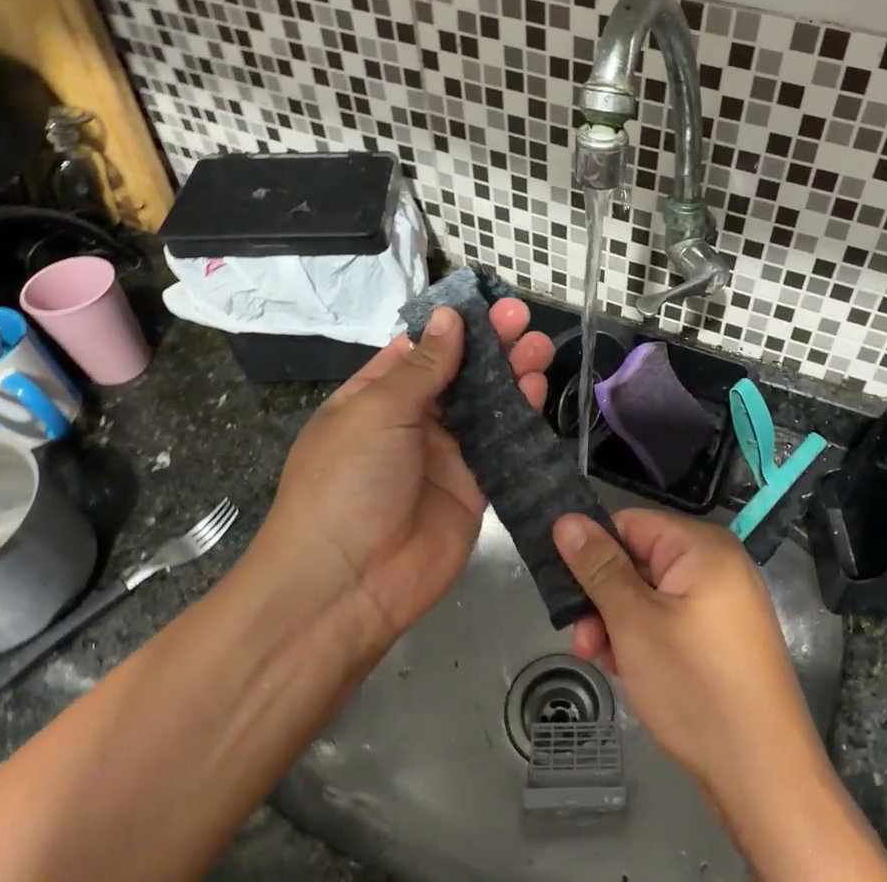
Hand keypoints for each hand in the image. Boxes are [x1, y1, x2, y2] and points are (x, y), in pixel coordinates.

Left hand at [253, 299, 552, 650]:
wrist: (348, 582)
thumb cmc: (347, 483)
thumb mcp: (376, 412)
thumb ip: (423, 367)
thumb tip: (448, 318)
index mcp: (374, 399)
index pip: (418, 351)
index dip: (453, 327)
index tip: (488, 304)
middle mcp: (410, 424)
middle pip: (458, 375)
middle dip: (490, 346)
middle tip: (523, 319)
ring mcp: (444, 458)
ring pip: (485, 407)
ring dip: (511, 375)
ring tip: (539, 347)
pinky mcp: (474, 489)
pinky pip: (501, 447)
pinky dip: (521, 419)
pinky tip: (538, 390)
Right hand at [555, 510, 886, 880]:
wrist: (761, 768)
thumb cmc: (694, 684)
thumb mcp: (634, 622)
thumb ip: (598, 567)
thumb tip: (567, 520)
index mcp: (702, 547)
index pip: (631, 523)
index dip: (593, 550)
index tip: (561, 586)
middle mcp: (718, 566)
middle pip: (640, 561)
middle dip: (603, 598)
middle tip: (581, 641)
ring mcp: (725, 606)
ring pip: (652, 598)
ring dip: (618, 625)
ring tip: (603, 662)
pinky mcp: (723, 641)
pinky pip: (672, 623)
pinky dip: (645, 641)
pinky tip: (630, 672)